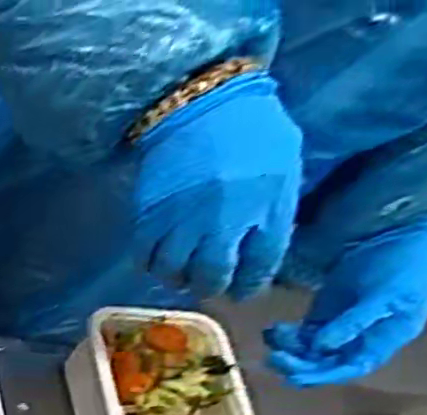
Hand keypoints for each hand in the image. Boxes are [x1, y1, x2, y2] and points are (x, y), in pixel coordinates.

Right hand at [130, 74, 301, 299]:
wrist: (202, 111)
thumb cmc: (252, 137)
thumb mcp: (282, 171)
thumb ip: (272, 211)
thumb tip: (257, 249)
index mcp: (267, 203)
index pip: (262, 259)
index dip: (252, 282)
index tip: (245, 292)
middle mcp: (223, 217)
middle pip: (212, 272)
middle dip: (211, 286)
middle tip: (208, 287)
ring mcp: (181, 220)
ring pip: (172, 270)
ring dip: (176, 278)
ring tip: (180, 273)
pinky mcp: (148, 219)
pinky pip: (144, 257)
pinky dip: (150, 264)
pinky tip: (157, 259)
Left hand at [264, 219, 426, 386]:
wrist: (398, 240)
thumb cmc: (404, 267)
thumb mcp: (385, 295)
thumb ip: (354, 322)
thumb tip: (321, 347)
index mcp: (385, 339)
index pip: (351, 368)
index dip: (323, 377)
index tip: (294, 378)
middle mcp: (360, 340)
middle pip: (322, 365)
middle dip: (296, 365)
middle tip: (274, 356)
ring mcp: (337, 331)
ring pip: (304, 353)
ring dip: (285, 349)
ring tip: (275, 331)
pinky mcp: (321, 319)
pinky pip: (297, 338)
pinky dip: (282, 337)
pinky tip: (273, 327)